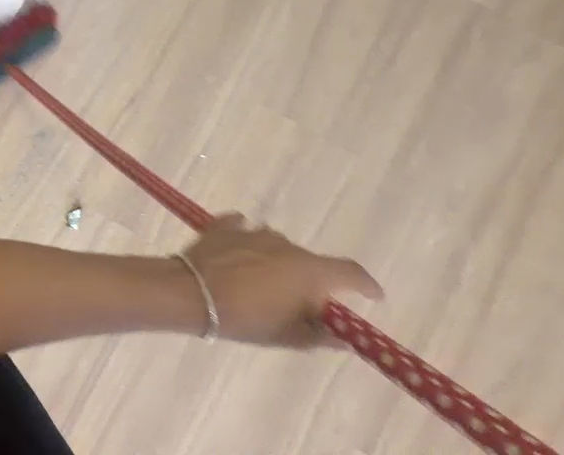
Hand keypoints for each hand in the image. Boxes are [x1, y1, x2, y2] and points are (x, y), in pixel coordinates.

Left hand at [181, 213, 382, 348]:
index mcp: (308, 270)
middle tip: (299, 305)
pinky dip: (246, 241)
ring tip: (262, 285)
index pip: (349, 272)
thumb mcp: (289, 336)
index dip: (365, 284)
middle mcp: (285, 244)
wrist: (191, 293)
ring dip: (278, 262)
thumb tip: (343, 337)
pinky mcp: (223, 226)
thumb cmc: (246, 318)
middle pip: (309, 261)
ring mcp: (252, 230)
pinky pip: (242, 229)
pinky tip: (239, 255)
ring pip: (277, 246)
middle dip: (311, 282)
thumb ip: (321, 335)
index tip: (372, 296)